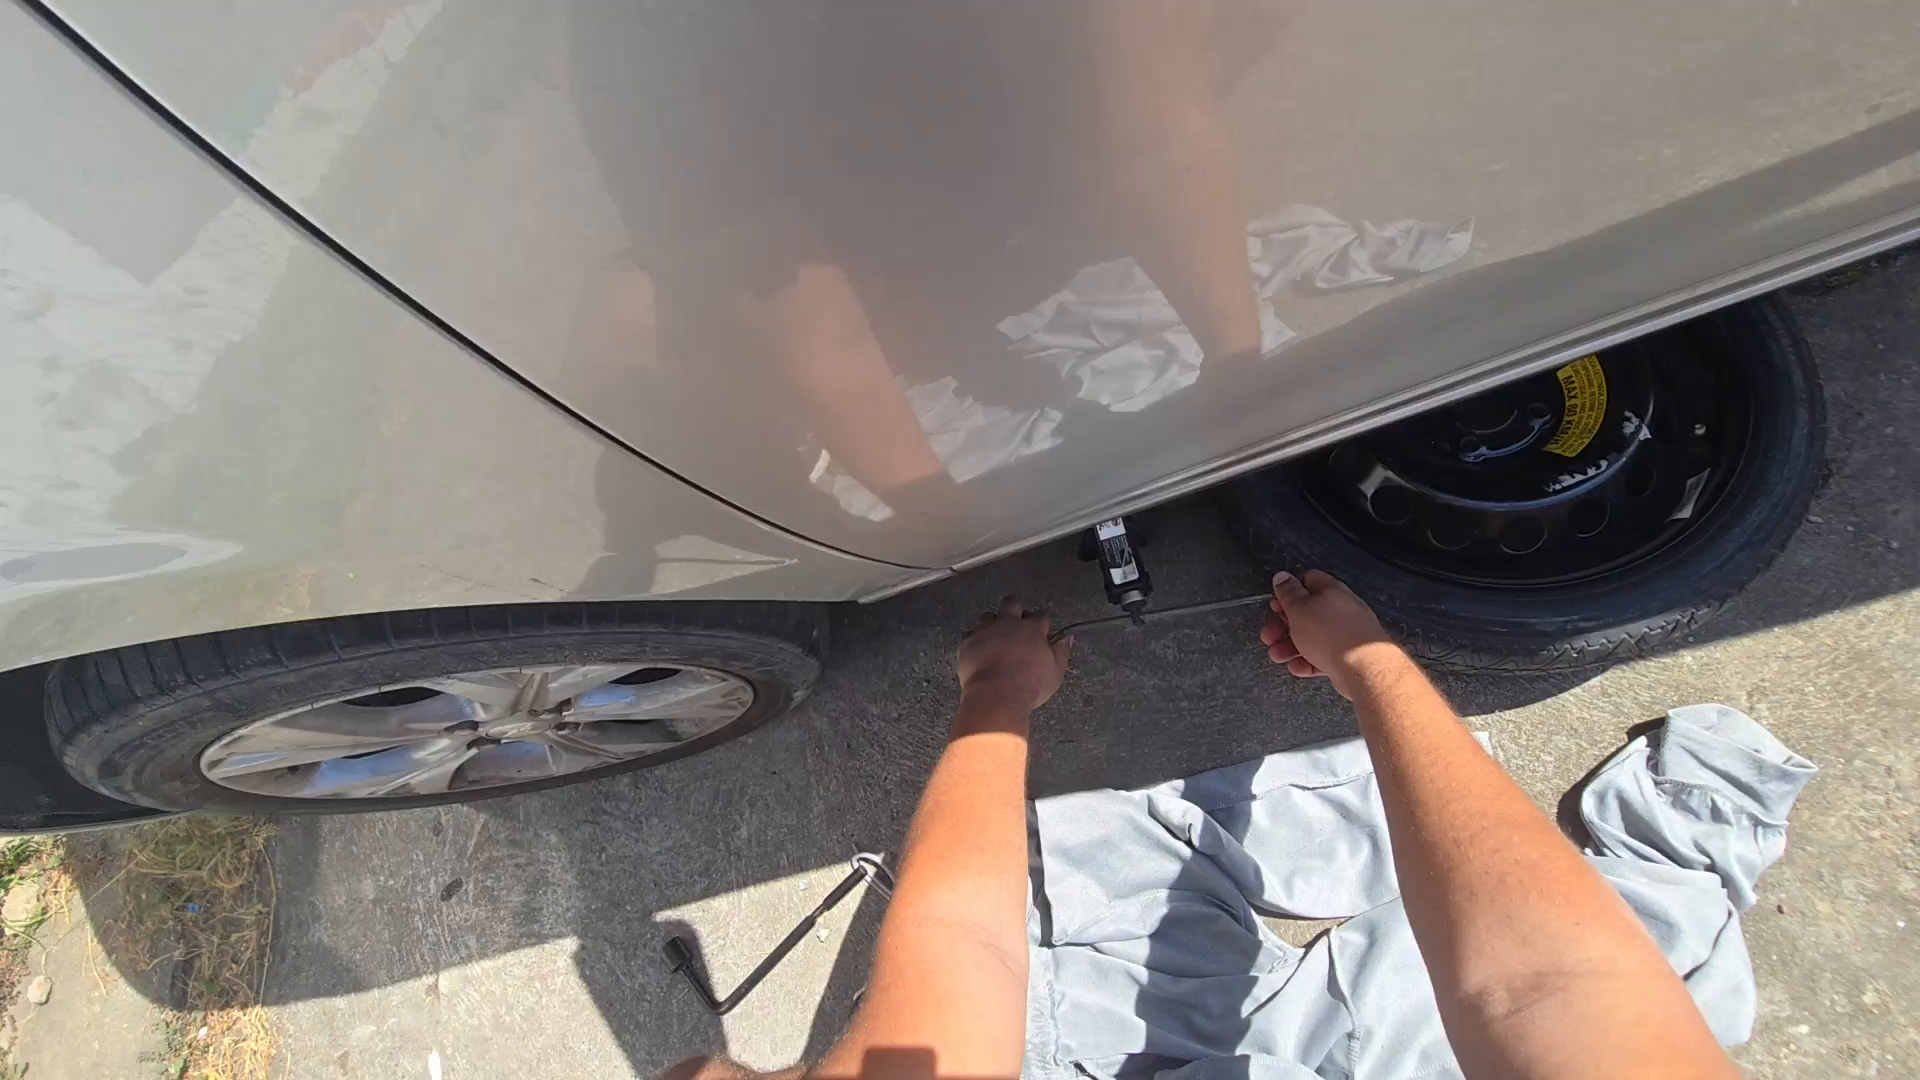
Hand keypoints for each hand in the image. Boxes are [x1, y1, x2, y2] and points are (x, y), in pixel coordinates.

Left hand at [957, 596, 1073, 711]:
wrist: (996, 694)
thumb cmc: (1030, 685)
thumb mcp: (1055, 672)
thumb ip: (1061, 652)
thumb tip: (1067, 638)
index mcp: (1032, 629)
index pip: (1041, 615)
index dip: (1042, 622)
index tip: (1042, 630)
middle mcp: (1008, 623)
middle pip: (1012, 603)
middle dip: (1015, 609)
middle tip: (1016, 624)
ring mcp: (986, 630)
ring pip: (988, 616)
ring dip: (992, 624)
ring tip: (994, 638)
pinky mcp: (968, 641)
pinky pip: (970, 634)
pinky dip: (975, 640)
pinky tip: (978, 651)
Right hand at [1261, 570, 1396, 698]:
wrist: (1364, 669)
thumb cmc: (1333, 635)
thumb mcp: (1299, 609)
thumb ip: (1288, 592)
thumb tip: (1281, 577)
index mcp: (1331, 591)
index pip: (1307, 581)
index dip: (1288, 592)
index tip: (1275, 605)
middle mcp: (1341, 610)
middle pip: (1306, 613)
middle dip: (1283, 626)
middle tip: (1271, 635)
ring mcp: (1346, 634)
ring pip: (1312, 637)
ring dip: (1291, 646)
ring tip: (1279, 655)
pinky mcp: (1348, 655)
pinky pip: (1323, 656)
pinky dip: (1307, 661)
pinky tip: (1298, 666)